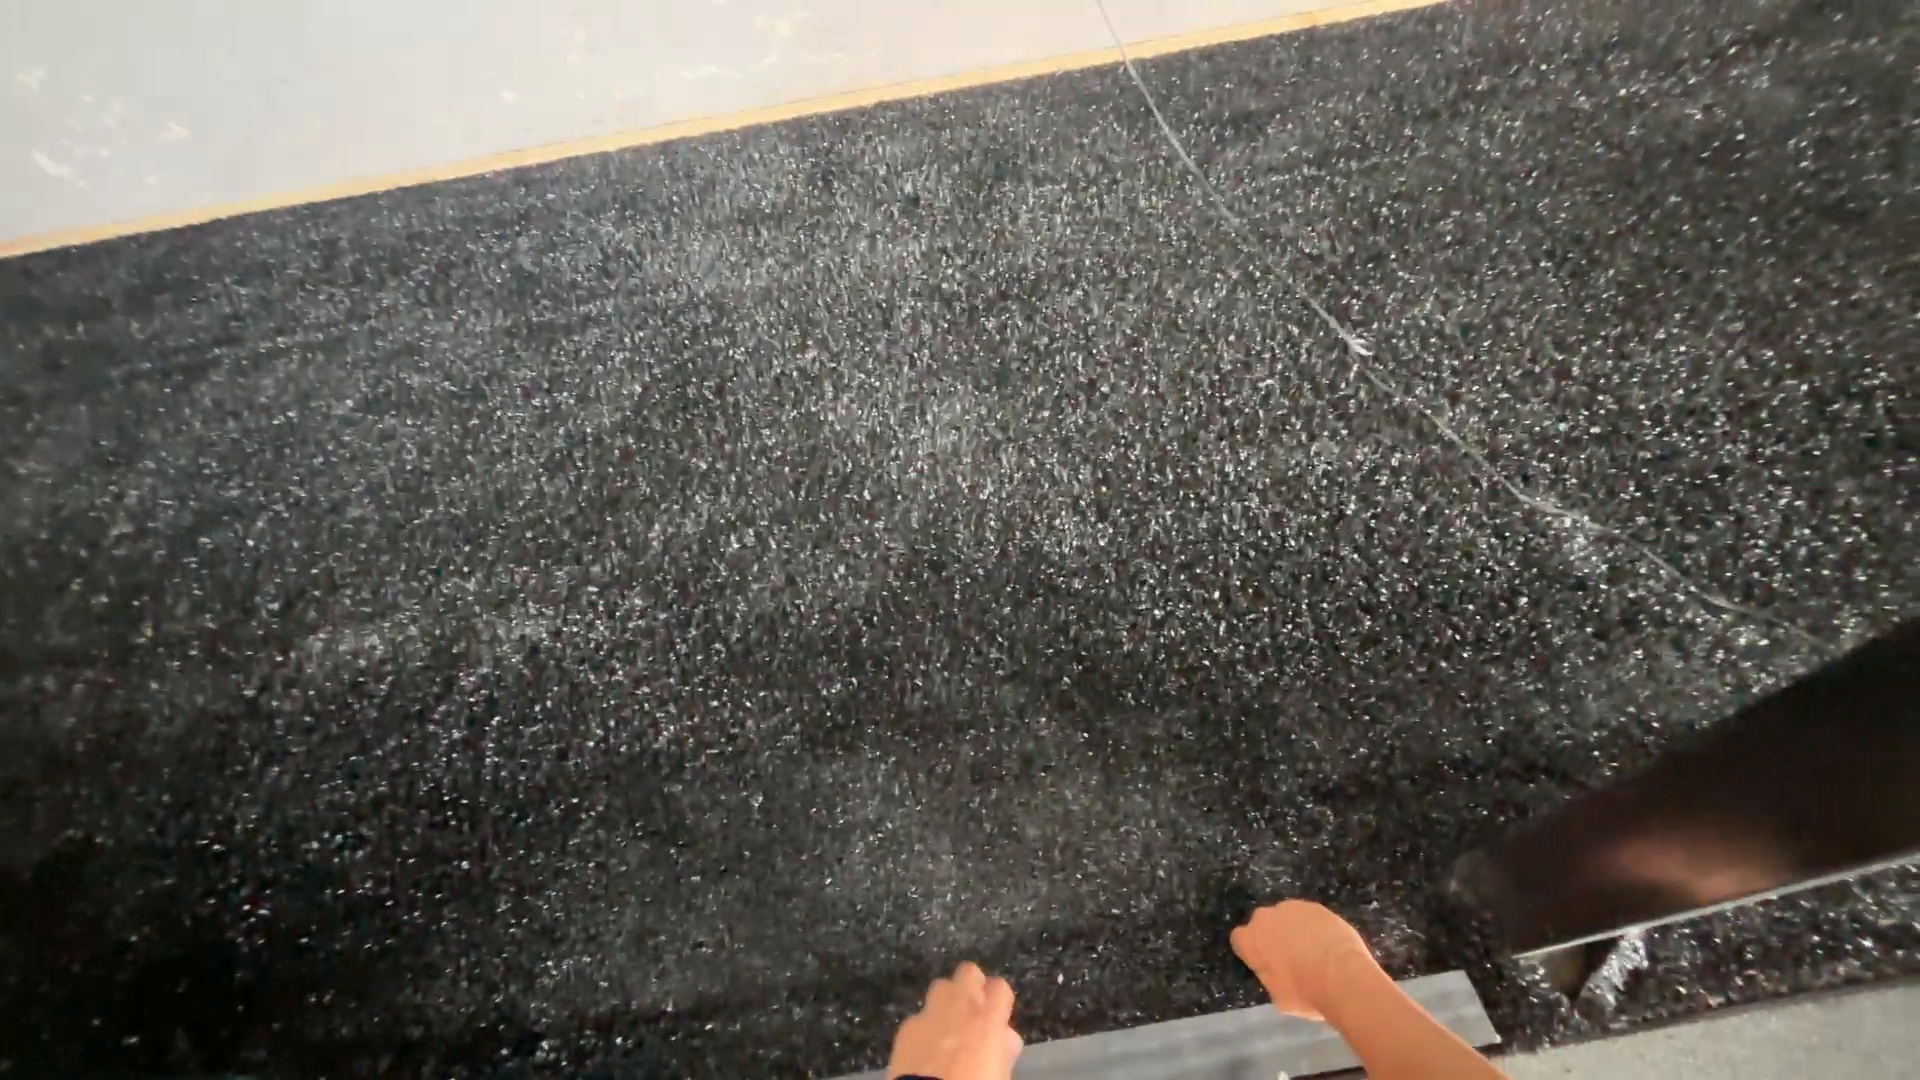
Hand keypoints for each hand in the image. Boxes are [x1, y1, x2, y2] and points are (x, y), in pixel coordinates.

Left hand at [887, 962, 1022, 1079]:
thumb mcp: (1001, 1072)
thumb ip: (1003, 1048)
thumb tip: (1004, 1038)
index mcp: (987, 1018)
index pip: (1000, 987)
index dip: (999, 999)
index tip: (998, 1014)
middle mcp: (959, 1006)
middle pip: (968, 972)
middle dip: (972, 986)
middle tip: (973, 1011)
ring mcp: (930, 1014)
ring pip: (940, 988)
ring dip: (946, 1003)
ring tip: (947, 1030)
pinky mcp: (907, 1028)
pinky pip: (919, 1018)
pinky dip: (924, 1030)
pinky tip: (924, 1051)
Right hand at [1230, 900, 1373, 1020]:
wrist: (1344, 978)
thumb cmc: (1306, 994)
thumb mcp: (1279, 997)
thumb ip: (1270, 978)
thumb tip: (1276, 973)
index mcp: (1250, 940)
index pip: (1240, 940)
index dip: (1253, 952)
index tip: (1266, 964)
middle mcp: (1265, 917)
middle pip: (1263, 924)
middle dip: (1273, 937)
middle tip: (1292, 959)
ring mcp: (1291, 908)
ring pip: (1287, 917)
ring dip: (1295, 930)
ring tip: (1316, 952)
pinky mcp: (1315, 906)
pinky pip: (1310, 916)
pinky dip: (1316, 928)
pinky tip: (1331, 946)